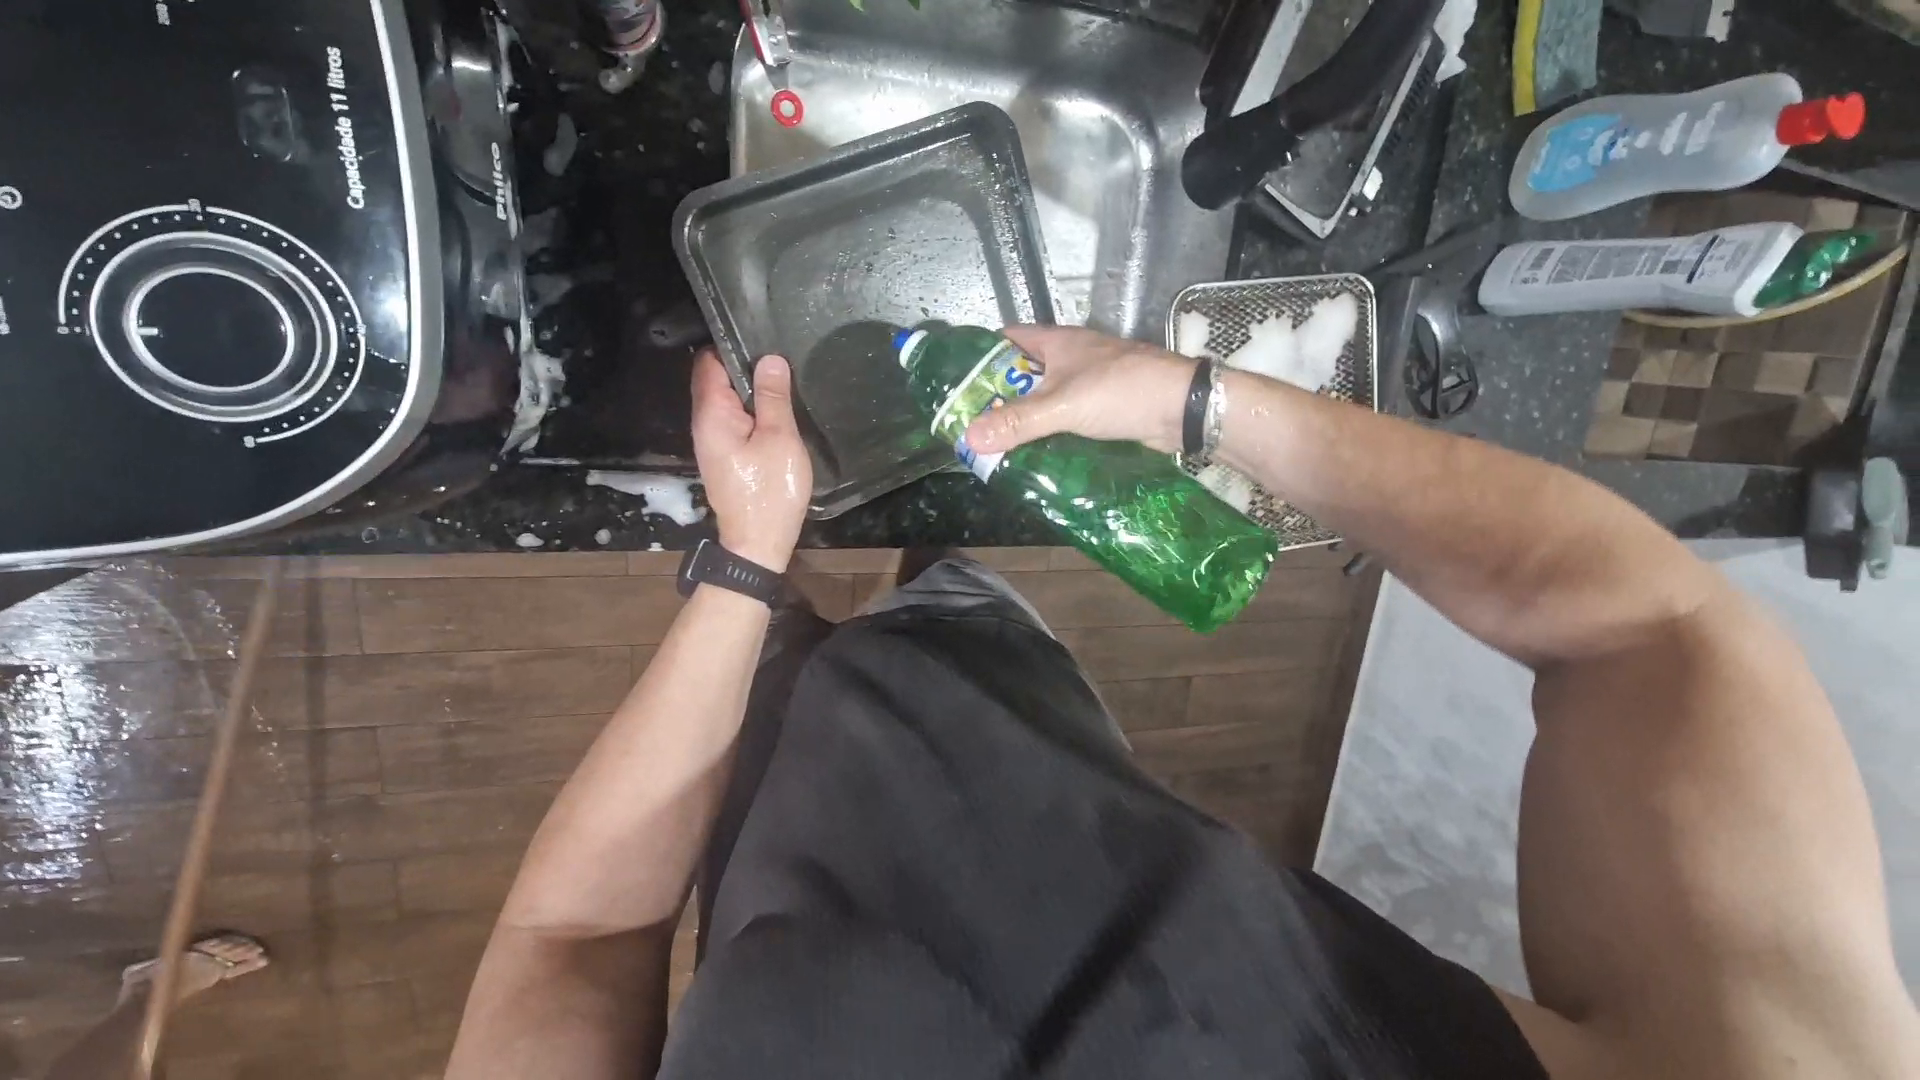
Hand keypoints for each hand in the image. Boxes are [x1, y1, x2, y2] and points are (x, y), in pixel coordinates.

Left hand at [691, 350, 810, 571]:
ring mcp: (713, 442)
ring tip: (784, 384)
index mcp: (712, 415)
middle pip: (717, 380)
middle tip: (783, 362)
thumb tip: (769, 358)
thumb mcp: (780, 439)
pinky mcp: (725, 456)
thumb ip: (774, 398)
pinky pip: (735, 421)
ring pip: (728, 402)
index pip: (709, 362)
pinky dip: (753, 413)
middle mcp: (704, 424)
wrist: (759, 544)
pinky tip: (777, 414)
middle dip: (745, 368)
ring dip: (752, 392)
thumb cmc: (771, 491)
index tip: (764, 340)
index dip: (733, 347)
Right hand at [963, 325, 1194, 455]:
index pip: (1008, 338)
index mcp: (1057, 342)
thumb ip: (1018, 423)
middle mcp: (1070, 358)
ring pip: (1045, 399)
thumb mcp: (1062, 405)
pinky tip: (1033, 454)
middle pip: (1023, 373)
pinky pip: (1065, 419)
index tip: (957, 381)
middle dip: (999, 395)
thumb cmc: (1121, 391)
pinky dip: (1049, 433)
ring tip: (995, 444)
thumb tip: (969, 438)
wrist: (1182, 408)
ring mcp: (1088, 384)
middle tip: (971, 423)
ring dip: (1025, 419)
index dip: (981, 355)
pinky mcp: (1103, 409)